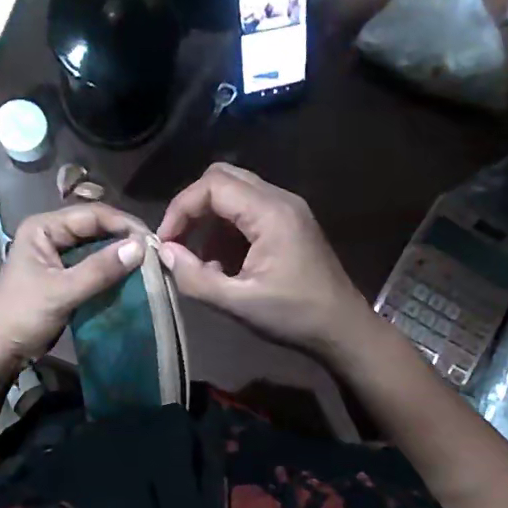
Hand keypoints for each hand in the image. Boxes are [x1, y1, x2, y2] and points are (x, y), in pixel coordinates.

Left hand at [0, 203, 148, 360]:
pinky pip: (93, 267)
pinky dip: (111, 271)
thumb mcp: (61, 291)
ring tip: (149, 265)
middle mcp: (51, 235)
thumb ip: (99, 269)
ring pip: (96, 248)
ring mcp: (57, 256)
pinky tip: (132, 278)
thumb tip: (140, 248)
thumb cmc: (22, 315)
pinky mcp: (64, 277)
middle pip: (96, 228)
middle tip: (156, 253)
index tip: (153, 241)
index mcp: (44, 228)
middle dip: (124, 239)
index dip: (123, 224)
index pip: (92, 215)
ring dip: (120, 255)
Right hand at [157, 163, 372, 358]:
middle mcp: (280, 200)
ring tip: (199, 260)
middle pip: (222, 178)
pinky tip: (222, 264)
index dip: (181, 208)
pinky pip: (248, 211)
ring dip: (209, 220)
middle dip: (192, 208)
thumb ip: (195, 278)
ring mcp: (287, 209)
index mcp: (270, 213)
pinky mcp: (289, 223)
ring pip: (234, 193)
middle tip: (177, 242)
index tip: (165, 242)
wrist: (342, 329)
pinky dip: (226, 230)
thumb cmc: (293, 316)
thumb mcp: (238, 303)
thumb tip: (164, 254)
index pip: (212, 185)